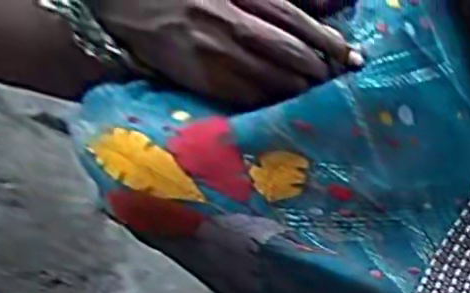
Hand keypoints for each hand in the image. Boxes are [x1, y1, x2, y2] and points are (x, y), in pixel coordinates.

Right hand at [96, 0, 362, 107]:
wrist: (116, 4)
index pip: (295, 19)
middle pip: (299, 57)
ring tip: (318, 95)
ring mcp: (220, 54)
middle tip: (339, 81)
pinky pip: (263, 101)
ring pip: (286, 84)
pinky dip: (282, 104)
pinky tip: (291, 104)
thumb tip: (325, 5)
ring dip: (308, 93)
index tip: (353, 57)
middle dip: (324, 72)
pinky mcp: (212, 81)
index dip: (330, 42)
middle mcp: (229, 21)